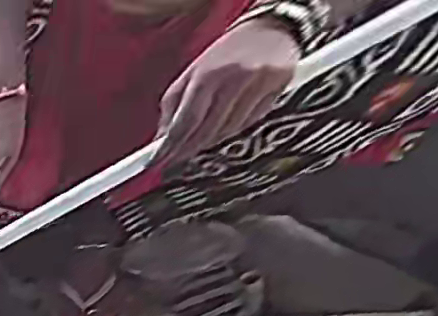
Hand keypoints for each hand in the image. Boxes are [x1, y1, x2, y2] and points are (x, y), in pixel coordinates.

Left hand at [156, 19, 298, 166]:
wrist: (269, 28)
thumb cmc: (219, 58)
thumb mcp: (185, 81)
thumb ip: (170, 113)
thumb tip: (159, 144)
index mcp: (207, 78)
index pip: (184, 125)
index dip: (169, 149)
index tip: (156, 163)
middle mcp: (236, 79)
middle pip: (206, 131)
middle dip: (186, 150)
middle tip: (174, 159)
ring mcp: (262, 80)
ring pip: (228, 130)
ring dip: (209, 142)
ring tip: (197, 141)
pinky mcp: (281, 82)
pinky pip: (250, 120)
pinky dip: (232, 129)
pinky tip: (223, 125)